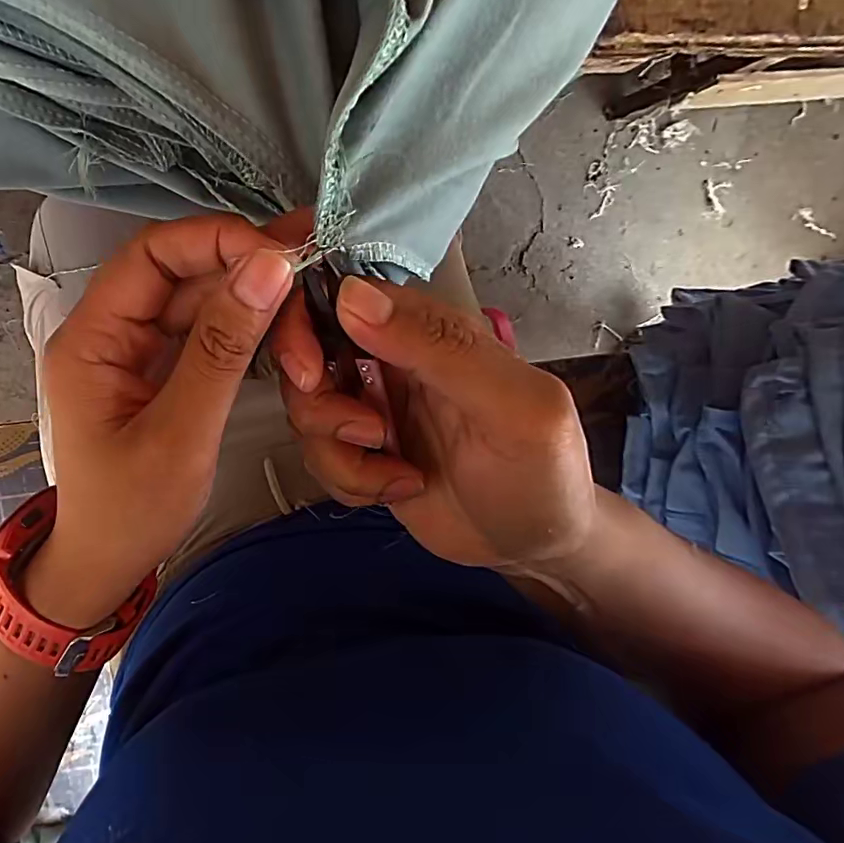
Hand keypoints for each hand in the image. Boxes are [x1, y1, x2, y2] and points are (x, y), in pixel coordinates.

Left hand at [27, 214, 294, 625]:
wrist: (108, 563)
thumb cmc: (132, 512)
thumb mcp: (182, 434)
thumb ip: (223, 348)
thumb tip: (268, 268)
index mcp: (91, 338)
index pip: (151, 254)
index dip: (216, 241)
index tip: (280, 256)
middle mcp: (108, 330)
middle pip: (180, 271)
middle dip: (245, 271)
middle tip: (313, 274)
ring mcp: (133, 347)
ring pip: (198, 297)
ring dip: (252, 302)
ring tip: (310, 310)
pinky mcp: (157, 366)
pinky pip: (203, 328)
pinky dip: (244, 328)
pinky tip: (284, 330)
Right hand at [271, 274, 595, 572]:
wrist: (534, 547)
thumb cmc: (540, 473)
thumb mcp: (508, 407)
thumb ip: (437, 346)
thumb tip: (354, 296)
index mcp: (424, 329)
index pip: (339, 295)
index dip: (303, 326)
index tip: (310, 375)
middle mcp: (387, 358)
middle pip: (304, 354)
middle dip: (318, 404)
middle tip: (366, 435)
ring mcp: (368, 405)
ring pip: (305, 409)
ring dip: (341, 452)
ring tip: (400, 472)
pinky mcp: (357, 448)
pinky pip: (315, 453)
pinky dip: (349, 480)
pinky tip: (399, 486)